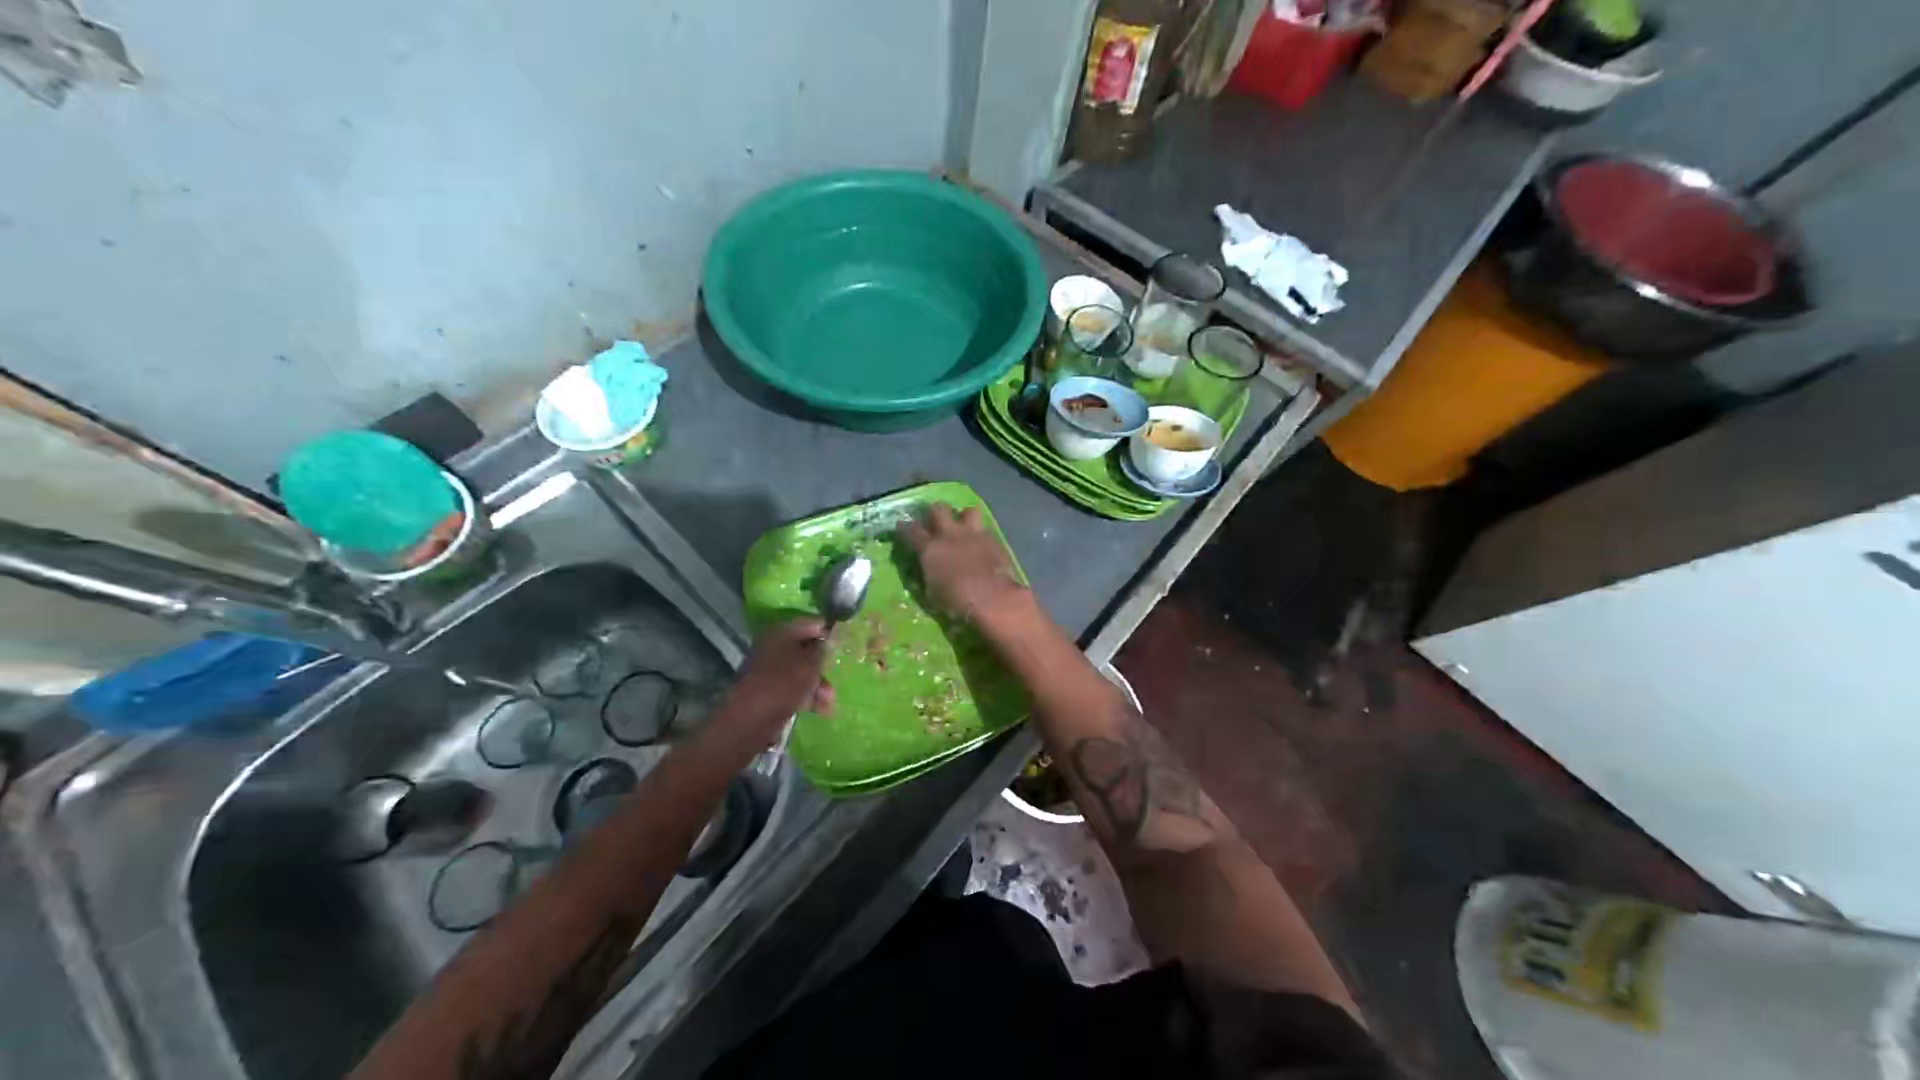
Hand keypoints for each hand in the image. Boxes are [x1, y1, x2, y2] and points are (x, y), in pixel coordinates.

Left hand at [729, 619, 834, 733]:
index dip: (828, 632)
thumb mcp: (809, 664)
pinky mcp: (772, 692)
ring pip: (803, 672)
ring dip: (819, 685)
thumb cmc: (783, 684)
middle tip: (838, 674)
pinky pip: (796, 689)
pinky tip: (822, 710)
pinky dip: (809, 697)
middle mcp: (775, 648)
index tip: (844, 642)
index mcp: (781, 633)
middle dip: (825, 665)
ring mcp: (772, 671)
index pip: (810, 624)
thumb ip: (822, 650)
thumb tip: (830, 640)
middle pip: (807, 650)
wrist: (751, 720)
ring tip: (829, 702)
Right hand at [899, 504, 1030, 626]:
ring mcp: (972, 534)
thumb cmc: (955, 601)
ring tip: (964, 526)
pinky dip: (981, 534)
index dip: (905, 526)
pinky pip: (985, 529)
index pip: (912, 530)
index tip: (902, 525)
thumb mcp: (932, 593)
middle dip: (935, 512)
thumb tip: (928, 571)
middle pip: (938, 509)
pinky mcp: (992, 540)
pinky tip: (982, 543)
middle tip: (935, 521)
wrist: (990, 597)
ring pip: (968, 511)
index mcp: (930, 548)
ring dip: (964, 517)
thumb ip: (928, 575)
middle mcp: (949, 535)